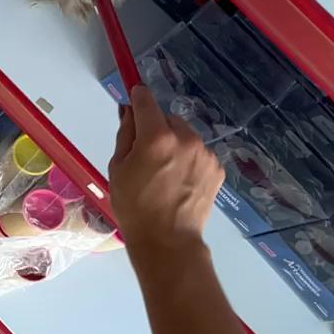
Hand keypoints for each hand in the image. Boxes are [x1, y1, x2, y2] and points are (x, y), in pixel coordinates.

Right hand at [109, 84, 222, 252]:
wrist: (167, 239)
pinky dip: (188, 160)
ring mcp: (204, 153)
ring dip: (174, 144)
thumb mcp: (117, 168)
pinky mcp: (216, 168)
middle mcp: (184, 138)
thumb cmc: (133, 205)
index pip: (146, 101)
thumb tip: (129, 111)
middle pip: (167, 119)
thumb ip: (125, 135)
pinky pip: (198, 153)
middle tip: (145, 154)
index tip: (134, 94)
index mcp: (155, 137)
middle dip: (156, 128)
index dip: (138, 96)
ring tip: (163, 172)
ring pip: (184, 136)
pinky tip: (179, 181)